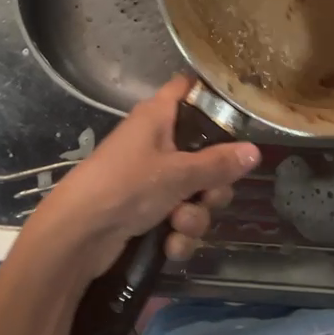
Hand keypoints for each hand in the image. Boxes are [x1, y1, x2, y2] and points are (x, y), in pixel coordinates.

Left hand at [28, 76, 260, 280]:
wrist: (78, 235)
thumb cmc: (126, 186)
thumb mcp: (177, 174)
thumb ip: (218, 164)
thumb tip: (255, 151)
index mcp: (159, 116)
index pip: (188, 88)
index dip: (212, 96)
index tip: (237, 118)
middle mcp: (157, 141)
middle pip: (204, 152)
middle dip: (212, 184)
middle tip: (207, 195)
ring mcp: (151, 177)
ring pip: (194, 192)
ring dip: (194, 216)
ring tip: (178, 225)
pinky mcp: (146, 210)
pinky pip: (178, 217)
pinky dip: (177, 234)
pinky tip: (168, 247)